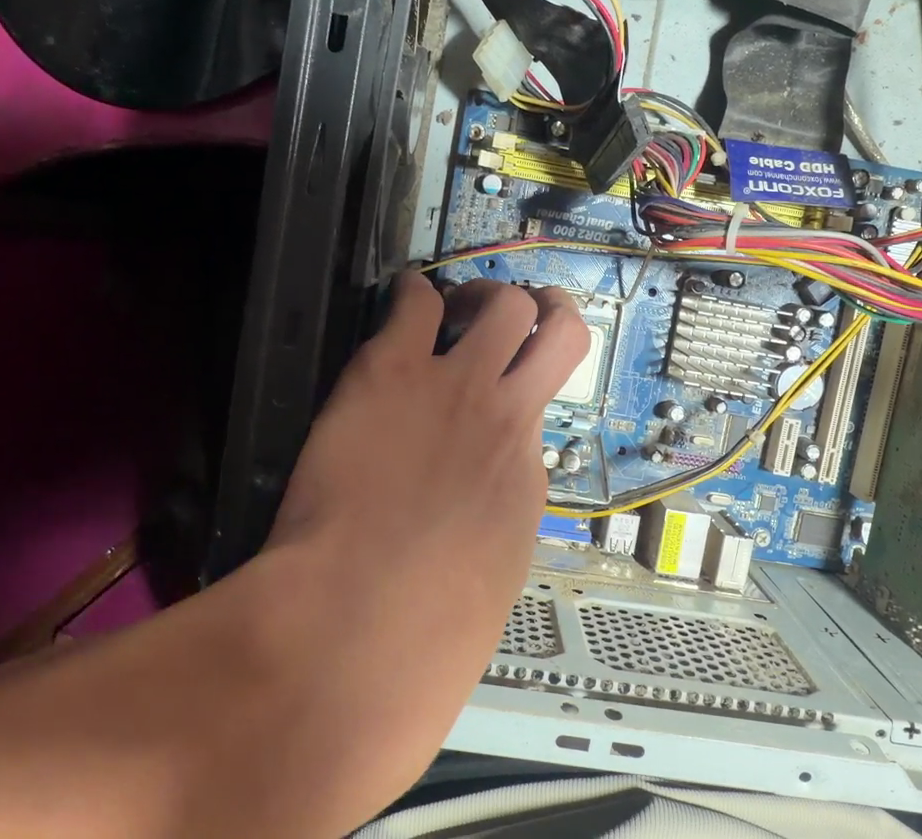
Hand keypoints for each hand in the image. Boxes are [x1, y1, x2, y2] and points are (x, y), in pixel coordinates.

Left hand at [253, 272, 587, 828]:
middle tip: (512, 316)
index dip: (515, 402)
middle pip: (562, 335)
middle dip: (543, 315)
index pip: (536, 413)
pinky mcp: (390, 369)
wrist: (359, 620)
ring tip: (461, 302)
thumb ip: (490, 524)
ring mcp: (456, 386)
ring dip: (488, 295)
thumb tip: (478, 502)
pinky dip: (412, 294)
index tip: (493, 402)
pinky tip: (400, 299)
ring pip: (507, 304)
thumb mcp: (485, 579)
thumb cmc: (422, 628)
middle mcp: (507, 417)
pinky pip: (415, 302)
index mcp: (526, 474)